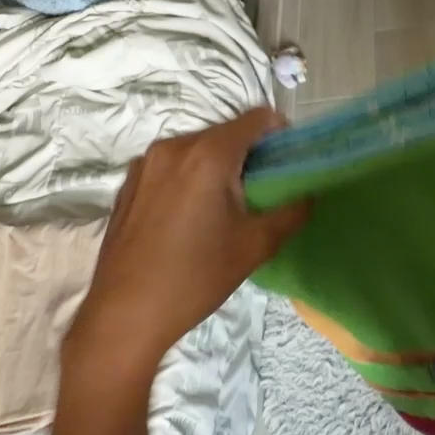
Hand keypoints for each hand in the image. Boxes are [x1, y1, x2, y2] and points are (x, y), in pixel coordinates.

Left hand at [67, 107, 309, 374]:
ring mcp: (146, 164)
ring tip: (227, 206)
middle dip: (250, 152)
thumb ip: (292, 211)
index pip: (257, 118)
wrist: (124, 315)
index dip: (281, 133)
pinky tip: (193, 216)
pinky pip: (172, 165)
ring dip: (220, 165)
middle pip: (226, 131)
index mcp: (208, 155)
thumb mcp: (256, 246)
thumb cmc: (195, 278)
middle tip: (263, 190)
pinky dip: (191, 177)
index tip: (289, 162)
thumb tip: (310, 193)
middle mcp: (174, 147)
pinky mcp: (129, 184)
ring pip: (198, 148)